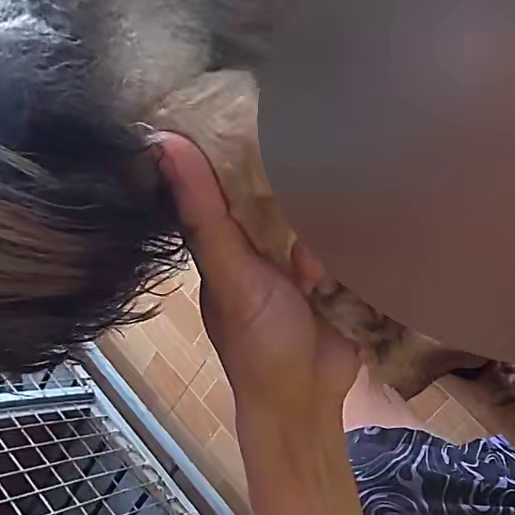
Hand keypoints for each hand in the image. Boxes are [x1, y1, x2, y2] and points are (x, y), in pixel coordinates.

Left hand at [155, 133, 358, 427]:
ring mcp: (307, 263)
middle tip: (302, 217)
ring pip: (323, 219)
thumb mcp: (231, 277)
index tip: (262, 114)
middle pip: (287, 193)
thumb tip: (163, 139)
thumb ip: (205, 214)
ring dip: (327, 241)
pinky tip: (343, 273)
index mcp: (230, 238)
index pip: (234, 175)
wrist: (308, 400)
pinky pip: (349, 248)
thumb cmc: (259, 344)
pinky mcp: (341, 280)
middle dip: (301, 201)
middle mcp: (268, 244)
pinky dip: (351, 255)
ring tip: (314, 281)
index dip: (243, 146)